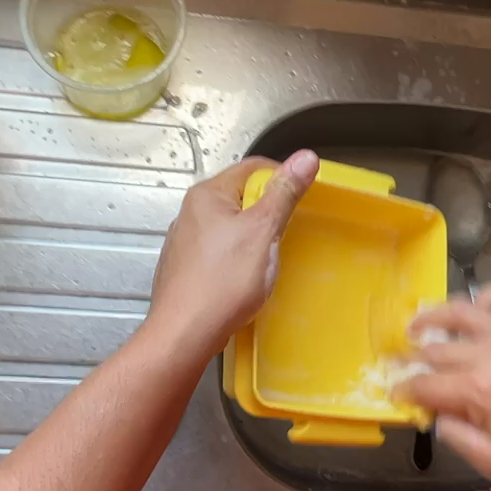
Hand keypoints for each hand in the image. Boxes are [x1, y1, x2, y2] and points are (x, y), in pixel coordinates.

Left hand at [145, 150, 319, 357]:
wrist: (184, 333)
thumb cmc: (223, 283)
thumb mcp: (263, 232)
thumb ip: (284, 193)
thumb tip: (305, 157)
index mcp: (208, 194)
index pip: (253, 168)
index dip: (283, 177)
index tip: (302, 198)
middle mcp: (191, 212)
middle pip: (240, 196)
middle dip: (267, 211)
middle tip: (286, 233)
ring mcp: (185, 241)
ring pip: (230, 226)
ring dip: (253, 237)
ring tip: (267, 260)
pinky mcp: (184, 267)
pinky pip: (218, 251)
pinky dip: (236, 258)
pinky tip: (244, 279)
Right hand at [402, 279, 490, 488]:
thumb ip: (459, 438)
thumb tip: (437, 416)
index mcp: (480, 391)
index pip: (425, 385)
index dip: (403, 391)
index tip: (393, 394)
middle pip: (436, 348)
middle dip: (410, 357)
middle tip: (396, 362)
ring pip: (463, 311)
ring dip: (433, 315)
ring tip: (417, 324)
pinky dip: (488, 296)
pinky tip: (479, 309)